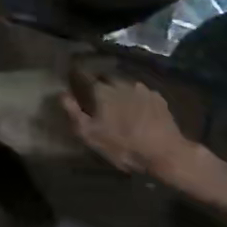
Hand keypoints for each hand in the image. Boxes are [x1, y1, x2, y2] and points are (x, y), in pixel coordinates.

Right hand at [61, 76, 217, 190]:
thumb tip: (62, 94)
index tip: (72, 76)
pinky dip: (135, 98)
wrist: (164, 152)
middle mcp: (120, 82)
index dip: (76, 74)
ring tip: (118, 103)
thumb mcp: (91, 135)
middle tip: (96, 94)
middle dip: (99, 82)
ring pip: (124, 83)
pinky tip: (137, 110)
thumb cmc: (123, 145)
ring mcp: (141, 88)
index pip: (83, 74)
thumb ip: (74, 113)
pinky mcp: (157, 96)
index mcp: (101, 90)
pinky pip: (140, 92)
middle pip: (105, 76)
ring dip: (118, 89)